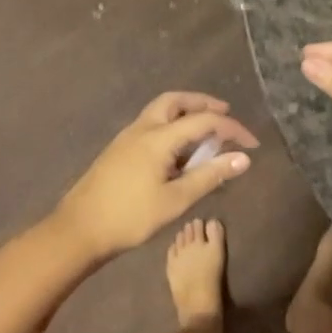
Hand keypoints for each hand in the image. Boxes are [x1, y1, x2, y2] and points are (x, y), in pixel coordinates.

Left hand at [52, 92, 259, 260]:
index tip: (252, 144)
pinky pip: (151, 126)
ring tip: (208, 132)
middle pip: (174, 101)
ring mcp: (126, 139)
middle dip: (203, 103)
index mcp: (157, 139)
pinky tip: (182, 151)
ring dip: (186, 113)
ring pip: (160, 112)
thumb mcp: (177, 199)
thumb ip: (211, 175)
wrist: (79, 231)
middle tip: (225, 114)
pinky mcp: (120, 151)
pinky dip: (173, 127)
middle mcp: (141, 130)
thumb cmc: (131, 216)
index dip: (233, 128)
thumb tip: (243, 158)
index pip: (204, 121)